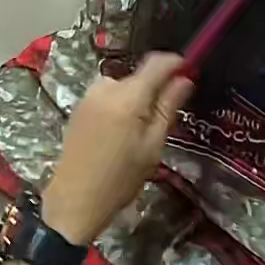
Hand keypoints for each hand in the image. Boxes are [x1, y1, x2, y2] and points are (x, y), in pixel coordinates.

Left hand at [43, 53, 193, 244]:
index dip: (177, 63)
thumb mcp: (153, 145)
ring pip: (124, 86)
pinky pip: (109, 96)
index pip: (157, 63)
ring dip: (138, 98)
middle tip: (168, 116)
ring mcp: (89, 97)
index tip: (191, 71)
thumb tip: (185, 79)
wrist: (74, 201)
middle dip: (157, 88)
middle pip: (140, 76)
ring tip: (142, 129)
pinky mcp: (79, 108)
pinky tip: (121, 133)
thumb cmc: (120, 178)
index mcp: (128, 96)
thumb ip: (169, 107)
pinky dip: (121, 105)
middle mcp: (106, 88)